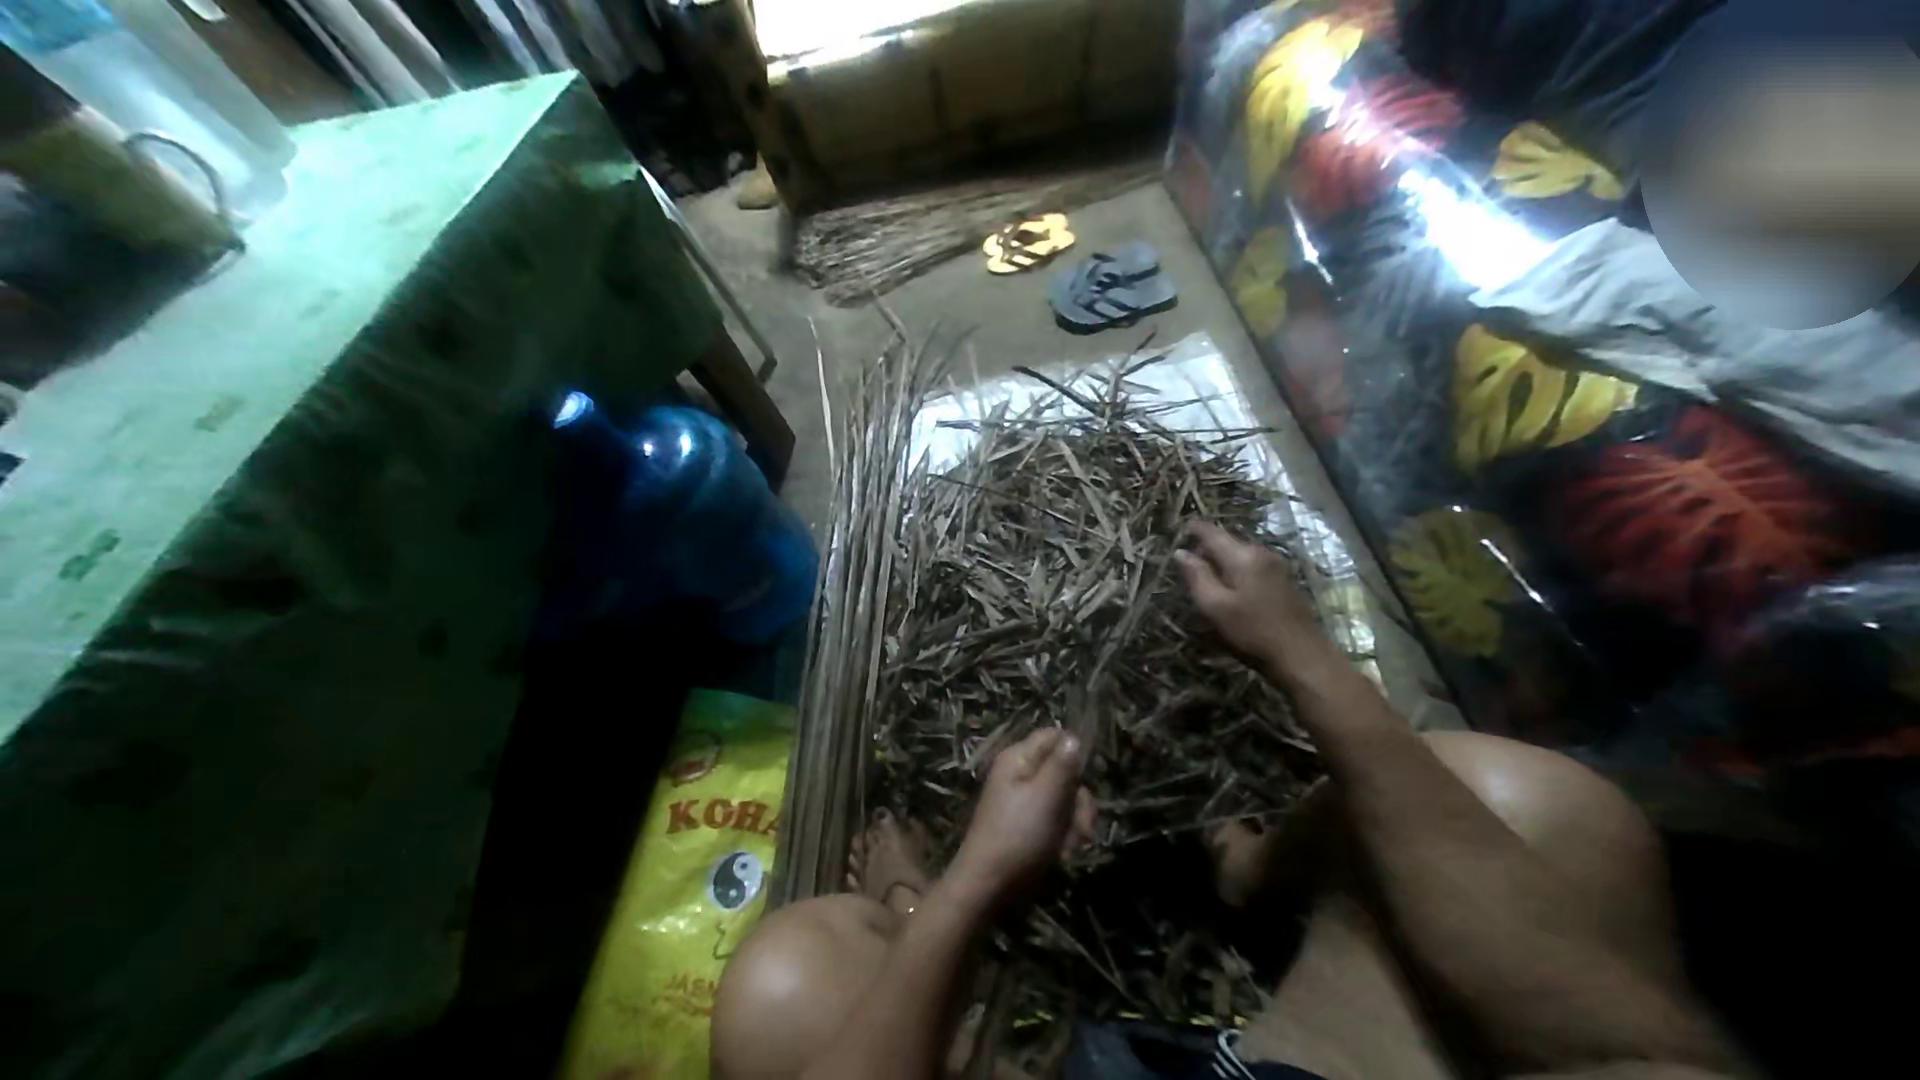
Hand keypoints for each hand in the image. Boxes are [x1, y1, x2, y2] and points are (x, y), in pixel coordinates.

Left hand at [947, 728, 1089, 907]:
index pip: (1054, 736)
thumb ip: (1062, 764)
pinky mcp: (1032, 826)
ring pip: (1068, 801)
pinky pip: (1060, 823)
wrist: (990, 886)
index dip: (1074, 753)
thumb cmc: (1018, 835)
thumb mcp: (1046, 795)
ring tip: (1069, 847)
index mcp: (1019, 758)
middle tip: (1079, 826)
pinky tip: (1063, 855)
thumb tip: (1074, 737)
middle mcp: (1022, 774)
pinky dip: (1066, 838)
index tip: (1088, 777)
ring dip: (1075, 824)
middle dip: (1078, 801)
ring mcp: (1027, 802)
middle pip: (1067, 772)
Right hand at [1174, 521, 1332, 676]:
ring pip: (1241, 552)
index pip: (1212, 533)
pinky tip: (1231, 586)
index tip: (1179, 529)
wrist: (1301, 653)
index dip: (1194, 529)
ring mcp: (1276, 564)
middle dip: (1207, 546)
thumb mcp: (1215, 606)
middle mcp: (1261, 552)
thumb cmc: (1252, 630)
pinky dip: (1237, 568)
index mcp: (1242, 556)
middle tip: (1188, 562)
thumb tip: (1181, 552)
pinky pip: (1252, 563)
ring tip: (1207, 575)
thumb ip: (1197, 576)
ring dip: (1222, 559)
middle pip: (1228, 540)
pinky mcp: (1283, 578)